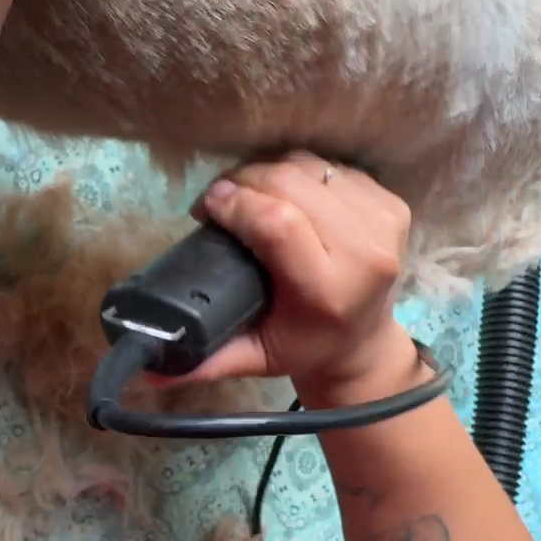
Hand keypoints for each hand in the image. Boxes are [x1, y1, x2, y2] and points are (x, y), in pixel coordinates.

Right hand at [176, 152, 422, 406]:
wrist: (363, 344)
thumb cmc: (300, 347)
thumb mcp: (252, 358)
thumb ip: (203, 362)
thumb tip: (147, 373)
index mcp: (328, 291)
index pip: (279, 223)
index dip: (236, 204)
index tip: (207, 206)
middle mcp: (365, 252)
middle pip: (292, 184)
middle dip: (245, 181)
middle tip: (219, 201)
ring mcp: (384, 223)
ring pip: (311, 167)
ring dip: (269, 172)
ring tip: (246, 196)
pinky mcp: (393, 204)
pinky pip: (332, 166)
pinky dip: (300, 173)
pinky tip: (283, 195)